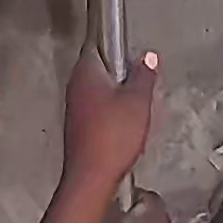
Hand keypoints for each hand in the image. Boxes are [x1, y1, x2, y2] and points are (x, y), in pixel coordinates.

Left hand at [63, 46, 157, 194]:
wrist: (91, 177)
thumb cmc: (111, 137)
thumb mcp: (138, 101)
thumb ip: (144, 75)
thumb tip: (148, 58)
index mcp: (86, 72)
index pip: (97, 44)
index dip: (116, 46)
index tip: (129, 50)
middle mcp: (76, 86)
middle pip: (100, 68)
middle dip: (120, 74)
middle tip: (139, 82)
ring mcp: (75, 106)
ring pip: (99, 90)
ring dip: (117, 94)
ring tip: (136, 107)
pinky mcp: (78, 125)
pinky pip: (97, 110)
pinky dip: (111, 113)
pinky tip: (125, 126)